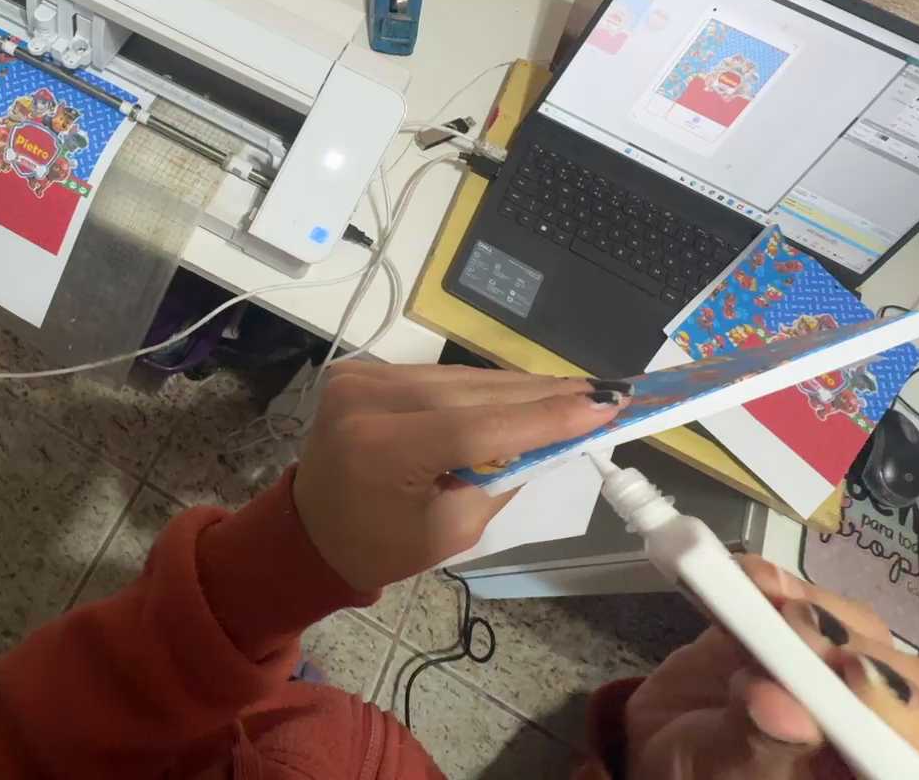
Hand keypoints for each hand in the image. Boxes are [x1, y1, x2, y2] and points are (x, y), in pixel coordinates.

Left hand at [290, 363, 627, 592]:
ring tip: (570, 389)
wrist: (311, 527)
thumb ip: (501, 478)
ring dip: (512, 386)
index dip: (545, 417)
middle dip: (539, 394)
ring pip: (455, 378)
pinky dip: (475, 386)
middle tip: (603, 390)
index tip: (608, 404)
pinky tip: (516, 390)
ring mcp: (358, 379)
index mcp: (381, 448)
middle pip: (470, 392)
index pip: (478, 426)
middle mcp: (365, 400)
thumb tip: (551, 436)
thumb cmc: (381, 545)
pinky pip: (433, 376)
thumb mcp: (452, 529)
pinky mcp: (359, 372)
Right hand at [624, 556, 918, 779]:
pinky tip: (748, 575)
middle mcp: (890, 739)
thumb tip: (778, 706)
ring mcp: (844, 682)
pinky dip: (779, 585)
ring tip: (760, 591)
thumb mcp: (720, 777)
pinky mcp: (797, 636)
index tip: (853, 676)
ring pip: (874, 641)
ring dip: (822, 612)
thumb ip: (756, 746)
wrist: (653, 747)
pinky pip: (812, 605)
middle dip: (863, 656)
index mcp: (887, 779)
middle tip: (798, 627)